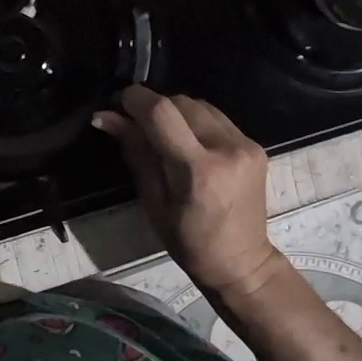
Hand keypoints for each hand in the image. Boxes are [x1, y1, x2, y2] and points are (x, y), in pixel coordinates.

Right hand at [92, 85, 281, 296]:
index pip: (162, 113)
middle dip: (154, 107)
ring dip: (176, 112)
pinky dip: (196, 121)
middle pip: (181, 102)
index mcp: (197, 170)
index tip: (118, 104)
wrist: (240, 260)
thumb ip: (135, 152)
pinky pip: (217, 118)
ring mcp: (246, 144)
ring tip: (164, 136)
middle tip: (137, 125)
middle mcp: (226, 149)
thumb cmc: (188, 241)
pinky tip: (189, 142)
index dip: (136, 100)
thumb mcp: (153, 201)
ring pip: (200, 105)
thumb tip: (106, 117)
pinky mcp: (255, 145)